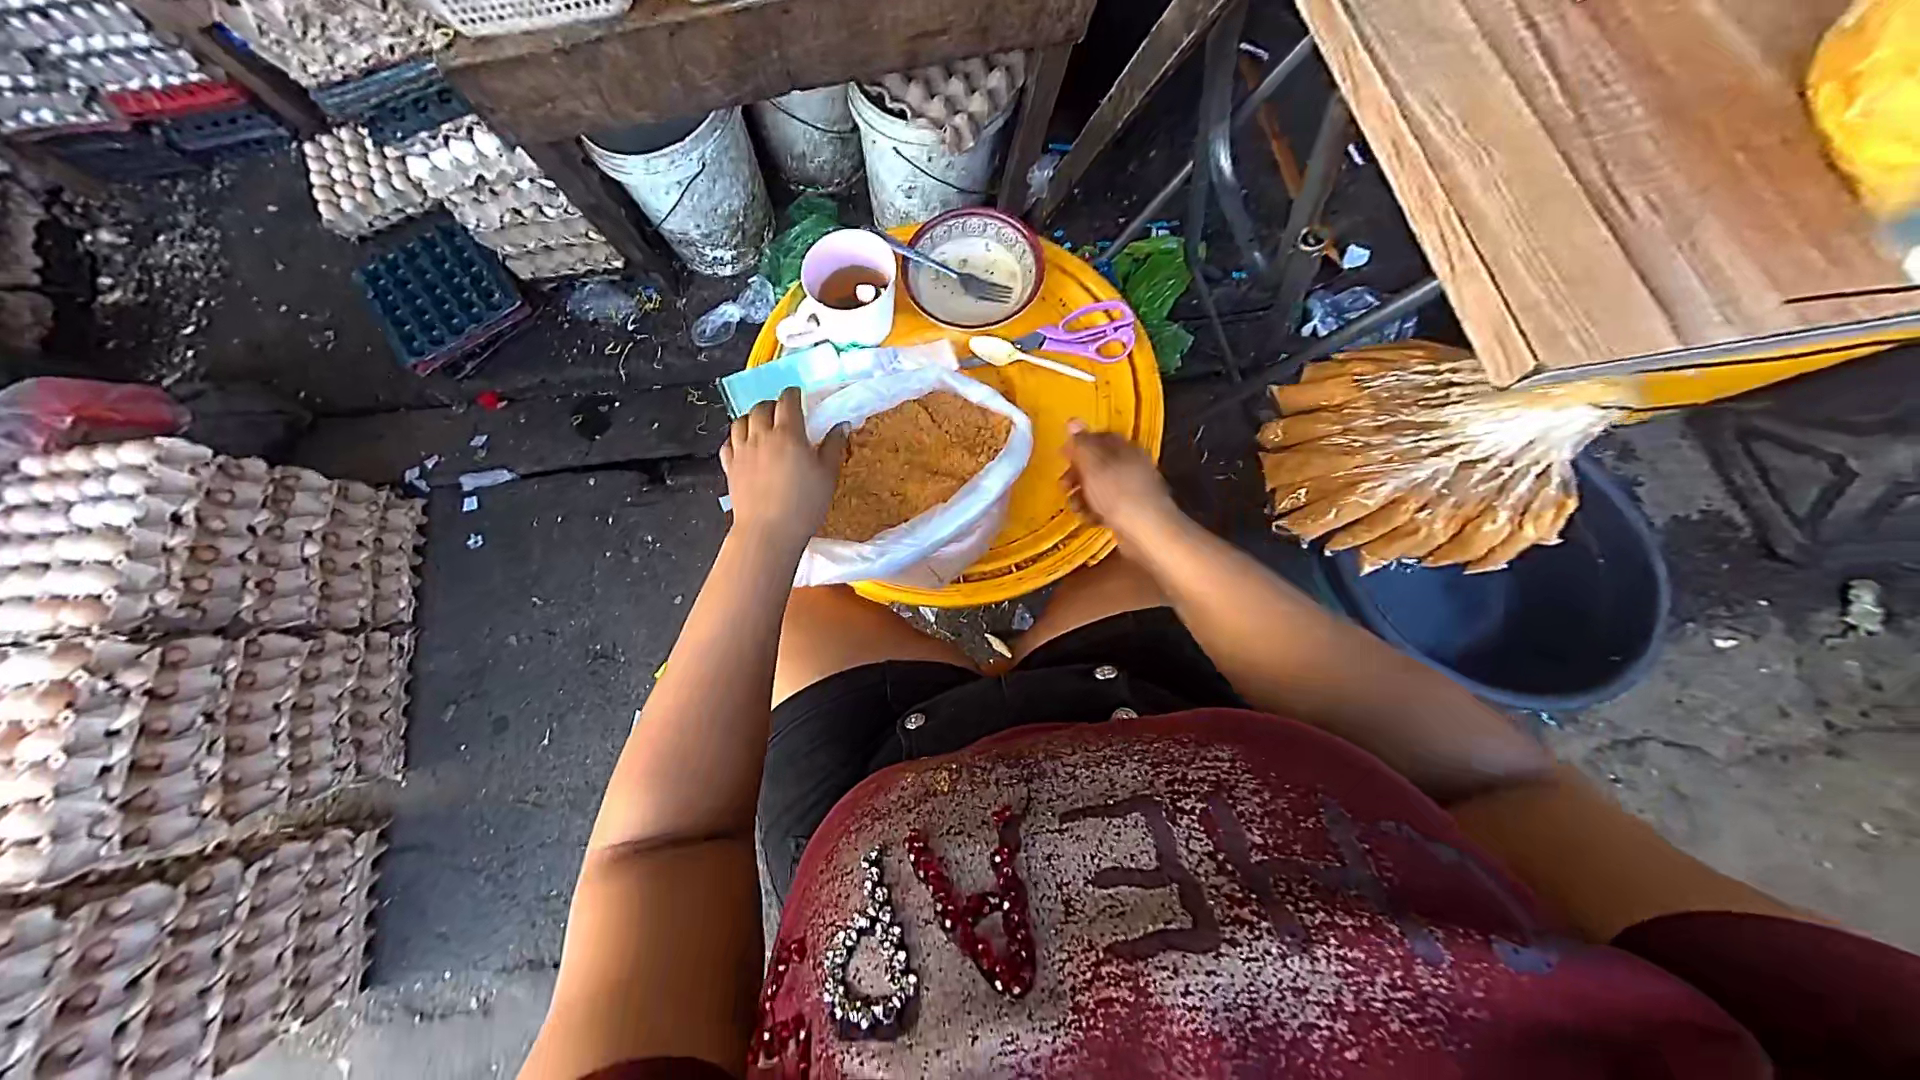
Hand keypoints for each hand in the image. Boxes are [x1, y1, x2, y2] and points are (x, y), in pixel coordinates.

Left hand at [720, 387, 848, 549]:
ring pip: (741, 421)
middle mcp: (761, 436)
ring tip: (762, 424)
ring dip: (752, 418)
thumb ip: (834, 446)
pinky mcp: (730, 467)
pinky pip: (729, 443)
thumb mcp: (828, 475)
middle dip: (772, 404)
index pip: (787, 401)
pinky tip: (745, 445)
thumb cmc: (804, 504)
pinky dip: (737, 438)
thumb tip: (840, 425)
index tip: (798, 395)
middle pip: (762, 408)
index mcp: (788, 434)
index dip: (793, 394)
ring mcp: (742, 451)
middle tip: (782, 411)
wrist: (768, 531)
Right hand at [1061, 421, 1184, 544]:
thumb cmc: (1117, 493)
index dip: (1078, 445)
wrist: (1146, 530)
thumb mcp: (1093, 463)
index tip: (1062, 456)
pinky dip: (1094, 511)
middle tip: (1064, 484)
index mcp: (1123, 448)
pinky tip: (1088, 519)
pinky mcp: (1130, 512)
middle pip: (1097, 464)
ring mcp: (1132, 489)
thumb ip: (1081, 443)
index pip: (1098, 438)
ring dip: (1082, 496)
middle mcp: (1130, 465)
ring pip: (1099, 487)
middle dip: (1077, 474)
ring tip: (1074, 506)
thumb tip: (1072, 421)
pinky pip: (1106, 507)